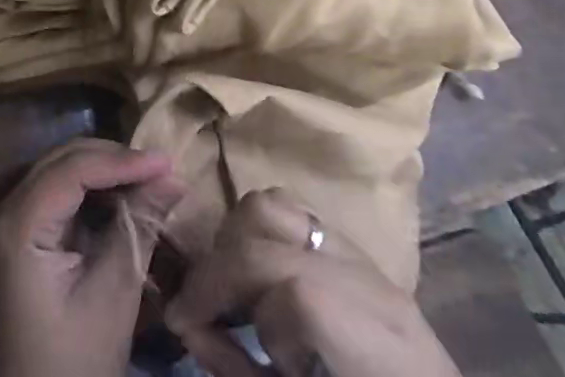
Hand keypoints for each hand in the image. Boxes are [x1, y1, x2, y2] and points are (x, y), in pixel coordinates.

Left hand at [0, 139, 185, 376]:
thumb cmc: (76, 355)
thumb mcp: (114, 292)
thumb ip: (139, 226)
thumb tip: (174, 177)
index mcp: (21, 225)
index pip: (72, 171)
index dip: (121, 161)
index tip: (166, 162)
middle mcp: (12, 208)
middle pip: (66, 160)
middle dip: (116, 159)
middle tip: (163, 168)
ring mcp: (20, 216)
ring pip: (67, 167)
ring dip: (110, 168)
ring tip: (153, 177)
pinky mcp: (33, 227)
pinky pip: (67, 188)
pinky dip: (100, 185)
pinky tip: (130, 191)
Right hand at [165, 189, 460, 376]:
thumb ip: (241, 370)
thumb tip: (190, 327)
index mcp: (374, 344)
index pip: (295, 290)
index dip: (236, 304)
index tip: (190, 328)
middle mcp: (369, 282)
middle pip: (271, 230)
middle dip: (218, 268)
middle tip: (195, 308)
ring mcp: (361, 257)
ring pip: (276, 203)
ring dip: (236, 236)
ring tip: (228, 281)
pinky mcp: (351, 250)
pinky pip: (292, 211)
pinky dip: (258, 229)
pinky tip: (256, 270)